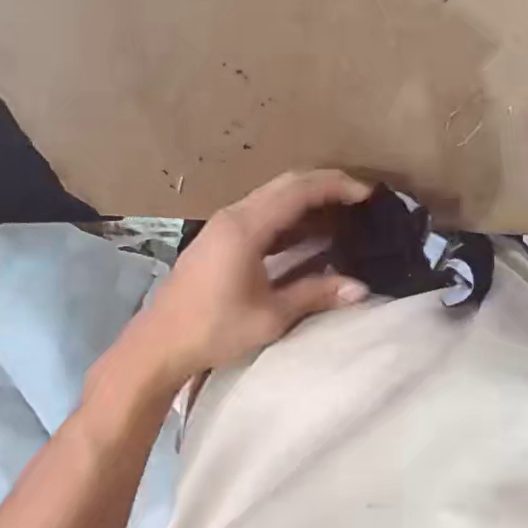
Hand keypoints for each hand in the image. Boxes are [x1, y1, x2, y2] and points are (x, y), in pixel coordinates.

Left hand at [114, 170, 373, 387]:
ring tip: (341, 215)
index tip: (368, 194)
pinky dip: (287, 218)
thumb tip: (360, 288)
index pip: (298, 190)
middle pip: (285, 185)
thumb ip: (315, 294)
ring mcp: (221, 226)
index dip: (336, 186)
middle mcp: (232, 216)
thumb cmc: (213, 329)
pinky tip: (307, 236)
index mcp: (245, 228)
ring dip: (305, 202)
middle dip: (324, 186)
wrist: (160, 343)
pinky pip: (259, 215)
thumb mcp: (270, 315)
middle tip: (359, 200)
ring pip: (271, 198)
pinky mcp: (217, 240)